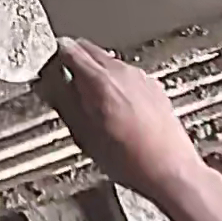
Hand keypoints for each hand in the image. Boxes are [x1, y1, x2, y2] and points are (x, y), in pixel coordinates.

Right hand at [37, 37, 211, 206]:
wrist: (172, 172)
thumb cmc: (131, 160)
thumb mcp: (83, 134)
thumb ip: (63, 101)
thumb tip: (49, 85)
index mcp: (99, 80)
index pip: (68, 48)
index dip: (54, 54)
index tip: (49, 64)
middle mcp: (121, 72)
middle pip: (89, 49)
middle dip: (74, 59)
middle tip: (65, 80)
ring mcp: (140, 78)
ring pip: (108, 61)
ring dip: (95, 72)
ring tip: (92, 99)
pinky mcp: (154, 87)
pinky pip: (126, 74)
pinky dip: (116, 82)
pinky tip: (116, 107)